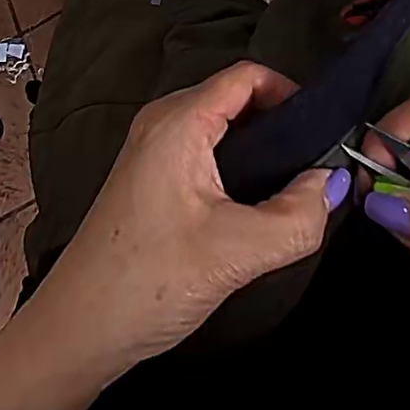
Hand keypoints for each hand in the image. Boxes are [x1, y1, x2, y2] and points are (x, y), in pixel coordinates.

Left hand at [33, 61, 351, 368]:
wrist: (75, 333)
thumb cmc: (146, 283)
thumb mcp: (236, 251)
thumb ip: (299, 216)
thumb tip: (334, 183)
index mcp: (178, 121)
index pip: (248, 76)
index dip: (292, 92)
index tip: (323, 129)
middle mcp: (163, 122)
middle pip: (237, 97)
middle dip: (281, 121)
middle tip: (316, 161)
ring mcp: (155, 148)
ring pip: (224, 125)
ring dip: (263, 146)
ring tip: (295, 183)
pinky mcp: (154, 175)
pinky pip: (208, 149)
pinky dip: (241, 162)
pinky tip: (259, 200)